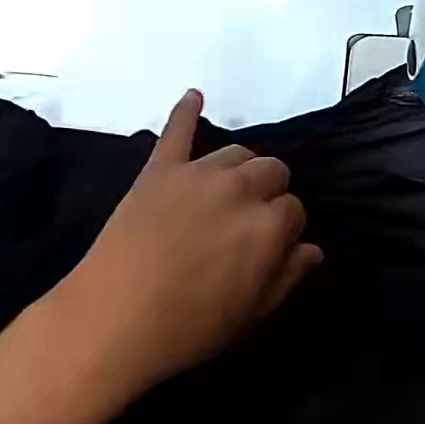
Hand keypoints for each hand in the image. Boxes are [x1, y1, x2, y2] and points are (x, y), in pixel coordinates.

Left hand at [58, 89, 322, 389]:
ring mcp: (199, 173)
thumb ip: (288, 276)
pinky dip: (187, 111)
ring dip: (241, 169)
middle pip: (273, 170)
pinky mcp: (160, 168)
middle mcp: (241, 189)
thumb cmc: (189, 327)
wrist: (112, 320)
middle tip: (248, 222)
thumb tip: (312, 249)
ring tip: (228, 192)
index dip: (285, 229)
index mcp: (269, 226)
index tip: (271, 247)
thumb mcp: (252, 314)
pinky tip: (194, 96)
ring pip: (237, 152)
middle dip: (270, 192)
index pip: (295, 210)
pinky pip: (177, 130)